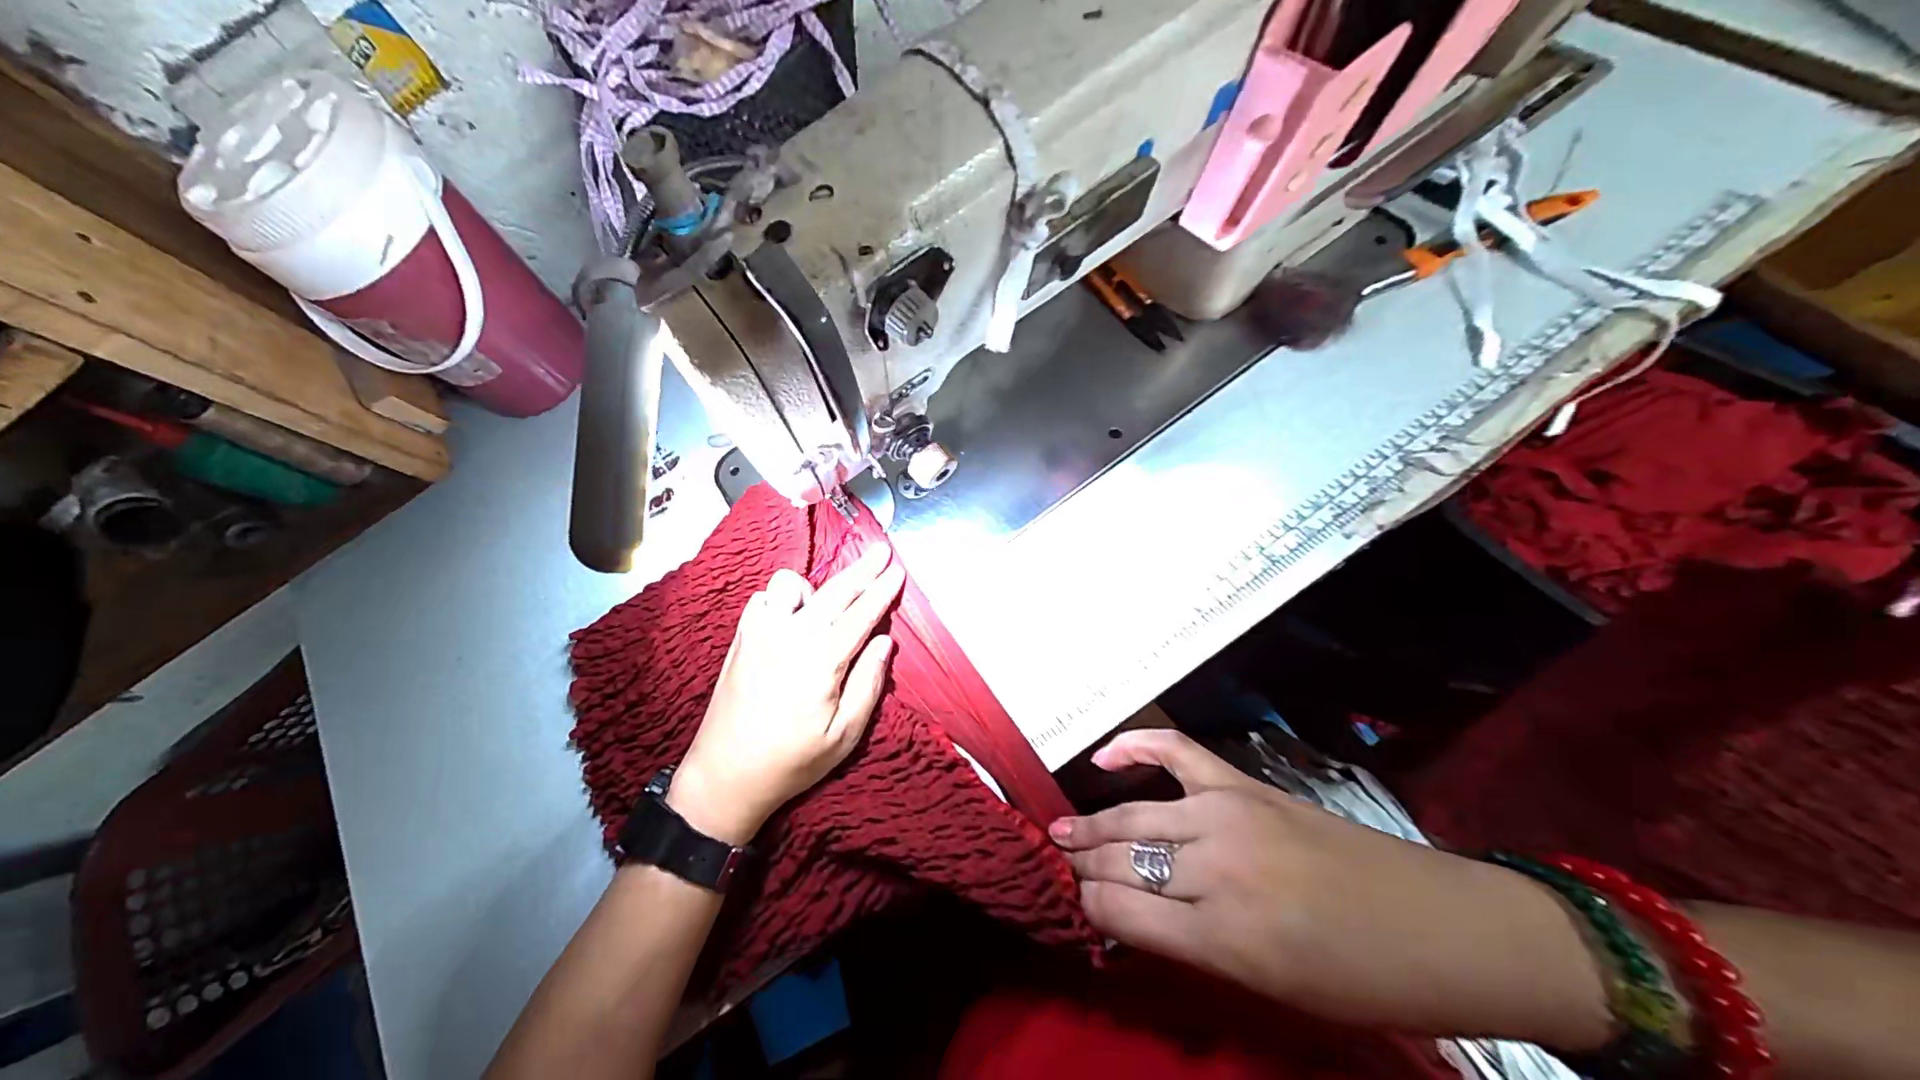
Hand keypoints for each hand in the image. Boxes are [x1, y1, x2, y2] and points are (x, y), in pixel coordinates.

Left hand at [670, 545, 905, 845]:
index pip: (860, 613)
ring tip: (827, 603)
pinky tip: (791, 615)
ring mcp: (760, 633)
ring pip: (790, 583)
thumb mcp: (845, 735)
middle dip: (862, 569)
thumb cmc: (791, 762)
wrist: (725, 774)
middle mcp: (789, 636)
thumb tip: (884, 643)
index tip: (897, 570)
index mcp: (821, 660)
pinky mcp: (741, 639)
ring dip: (815, 585)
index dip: (882, 589)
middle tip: (881, 551)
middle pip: (833, 590)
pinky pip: (762, 598)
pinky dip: (781, 598)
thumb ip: (868, 683)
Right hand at [1050, 730, 1614, 1049]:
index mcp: (1219, 935)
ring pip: (1133, 816)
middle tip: (1056, 868)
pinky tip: (1104, 757)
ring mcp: (1227, 816)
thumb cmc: (1357, 978)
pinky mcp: (1244, 785)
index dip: (1086, 907)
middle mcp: (1213, 868)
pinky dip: (1135, 748)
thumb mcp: (1263, 985)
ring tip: (1060, 832)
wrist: (1443, 929)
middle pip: (1119, 860)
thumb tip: (1125, 918)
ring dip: (1091, 825)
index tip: (1071, 907)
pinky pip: (1176, 754)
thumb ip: (1188, 945)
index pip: (1117, 911)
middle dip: (1081, 866)